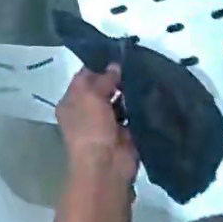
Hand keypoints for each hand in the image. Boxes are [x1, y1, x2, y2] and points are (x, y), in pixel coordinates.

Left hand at [56, 65, 137, 185]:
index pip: (84, 76)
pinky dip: (139, 108)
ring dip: (129, 92)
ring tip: (145, 74)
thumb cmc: (90, 128)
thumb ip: (103, 79)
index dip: (99, 65)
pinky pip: (132, 116)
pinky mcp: (124, 134)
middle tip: (135, 62)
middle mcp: (86, 111)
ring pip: (119, 101)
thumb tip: (114, 65)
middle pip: (102, 88)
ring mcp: (106, 124)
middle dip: (117, 78)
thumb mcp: (92, 96)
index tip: (117, 53)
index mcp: (71, 101)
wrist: (106, 168)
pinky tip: (151, 93)